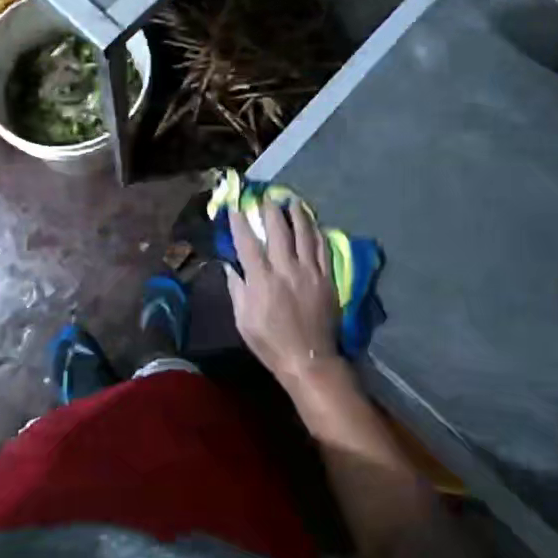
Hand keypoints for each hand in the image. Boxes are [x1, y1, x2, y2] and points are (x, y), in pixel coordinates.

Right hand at [227, 199, 342, 385]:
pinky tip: (314, 224)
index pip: (248, 244)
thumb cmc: (270, 343)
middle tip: (267, 197)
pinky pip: (322, 248)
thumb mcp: (243, 321)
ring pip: (304, 234)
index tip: (237, 208)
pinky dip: (317, 233)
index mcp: (261, 281)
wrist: (309, 360)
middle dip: (271, 211)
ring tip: (293, 201)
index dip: (241, 223)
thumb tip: (230, 267)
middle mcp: (286, 270)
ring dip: (297, 215)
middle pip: (279, 231)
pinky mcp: (327, 278)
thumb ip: (237, 290)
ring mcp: (309, 272)